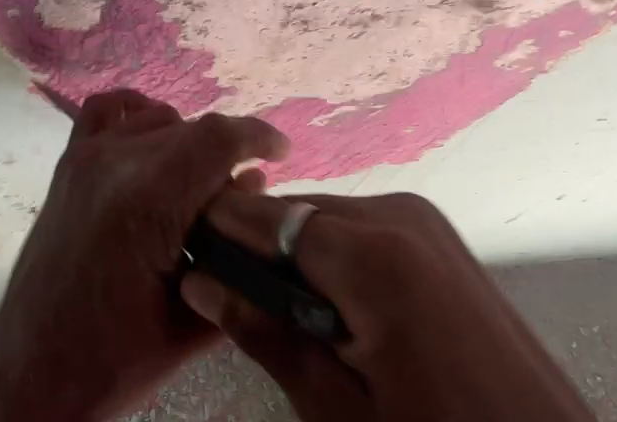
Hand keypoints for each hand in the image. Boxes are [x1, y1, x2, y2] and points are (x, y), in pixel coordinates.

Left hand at [0, 90, 287, 421]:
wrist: (37, 368)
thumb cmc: (119, 356)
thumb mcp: (194, 315)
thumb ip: (233, 247)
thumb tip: (253, 184)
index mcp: (147, 200)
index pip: (216, 137)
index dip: (258, 136)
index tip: (282, 153)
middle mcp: (113, 163)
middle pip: (190, 129)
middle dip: (226, 154)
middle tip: (243, 196)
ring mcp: (85, 158)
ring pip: (156, 119)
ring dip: (187, 142)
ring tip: (203, 183)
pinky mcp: (68, 164)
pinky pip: (106, 111)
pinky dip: (137, 114)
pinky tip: (156, 142)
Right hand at [183, 192, 592, 421]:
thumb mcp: (339, 410)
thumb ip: (265, 334)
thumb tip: (196, 282)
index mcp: (373, 254)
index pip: (262, 215)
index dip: (214, 229)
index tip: (179, 254)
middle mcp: (398, 214)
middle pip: (293, 214)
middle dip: (255, 251)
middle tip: (231, 304)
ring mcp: (423, 221)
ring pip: (324, 220)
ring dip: (294, 257)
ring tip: (287, 319)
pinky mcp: (437, 236)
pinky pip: (359, 231)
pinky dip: (333, 259)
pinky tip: (335, 311)